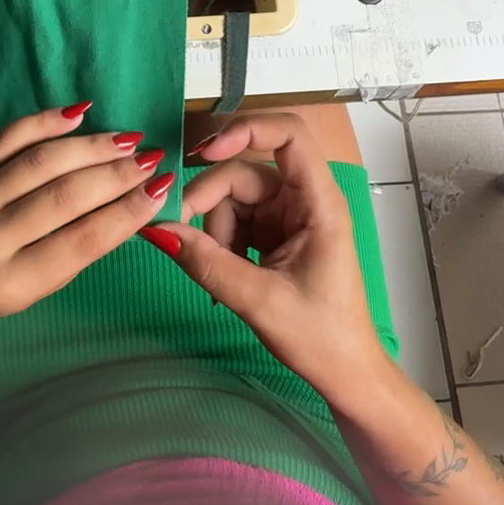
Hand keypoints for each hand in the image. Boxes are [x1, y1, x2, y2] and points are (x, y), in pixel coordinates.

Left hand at [0, 103, 173, 330]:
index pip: (82, 241)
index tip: (162, 187)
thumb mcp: (35, 290)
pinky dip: (45, 121)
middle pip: (64, 197)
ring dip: (91, 147)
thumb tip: (132, 202)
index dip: (127, 212)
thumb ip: (77, 249)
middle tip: (153, 158)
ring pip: (40, 163)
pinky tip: (80, 114)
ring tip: (128, 139)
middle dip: (117, 174)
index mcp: (11, 284)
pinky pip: (6, 138)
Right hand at [146, 114, 387, 396]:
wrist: (346, 376)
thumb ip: (208, 264)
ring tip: (216, 277)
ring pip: (232, 197)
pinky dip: (218, 242)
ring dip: (212, 230)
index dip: (246, 129)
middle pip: (243, 171)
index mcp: (319, 203)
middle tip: (182, 239)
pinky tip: (222, 277)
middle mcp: (303, 199)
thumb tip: (157, 231)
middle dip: (208, 201)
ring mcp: (287, 215)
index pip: (289, 135)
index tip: (204, 153)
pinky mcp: (273, 232)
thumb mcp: (260, 302)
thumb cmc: (321, 338)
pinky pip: (233, 219)